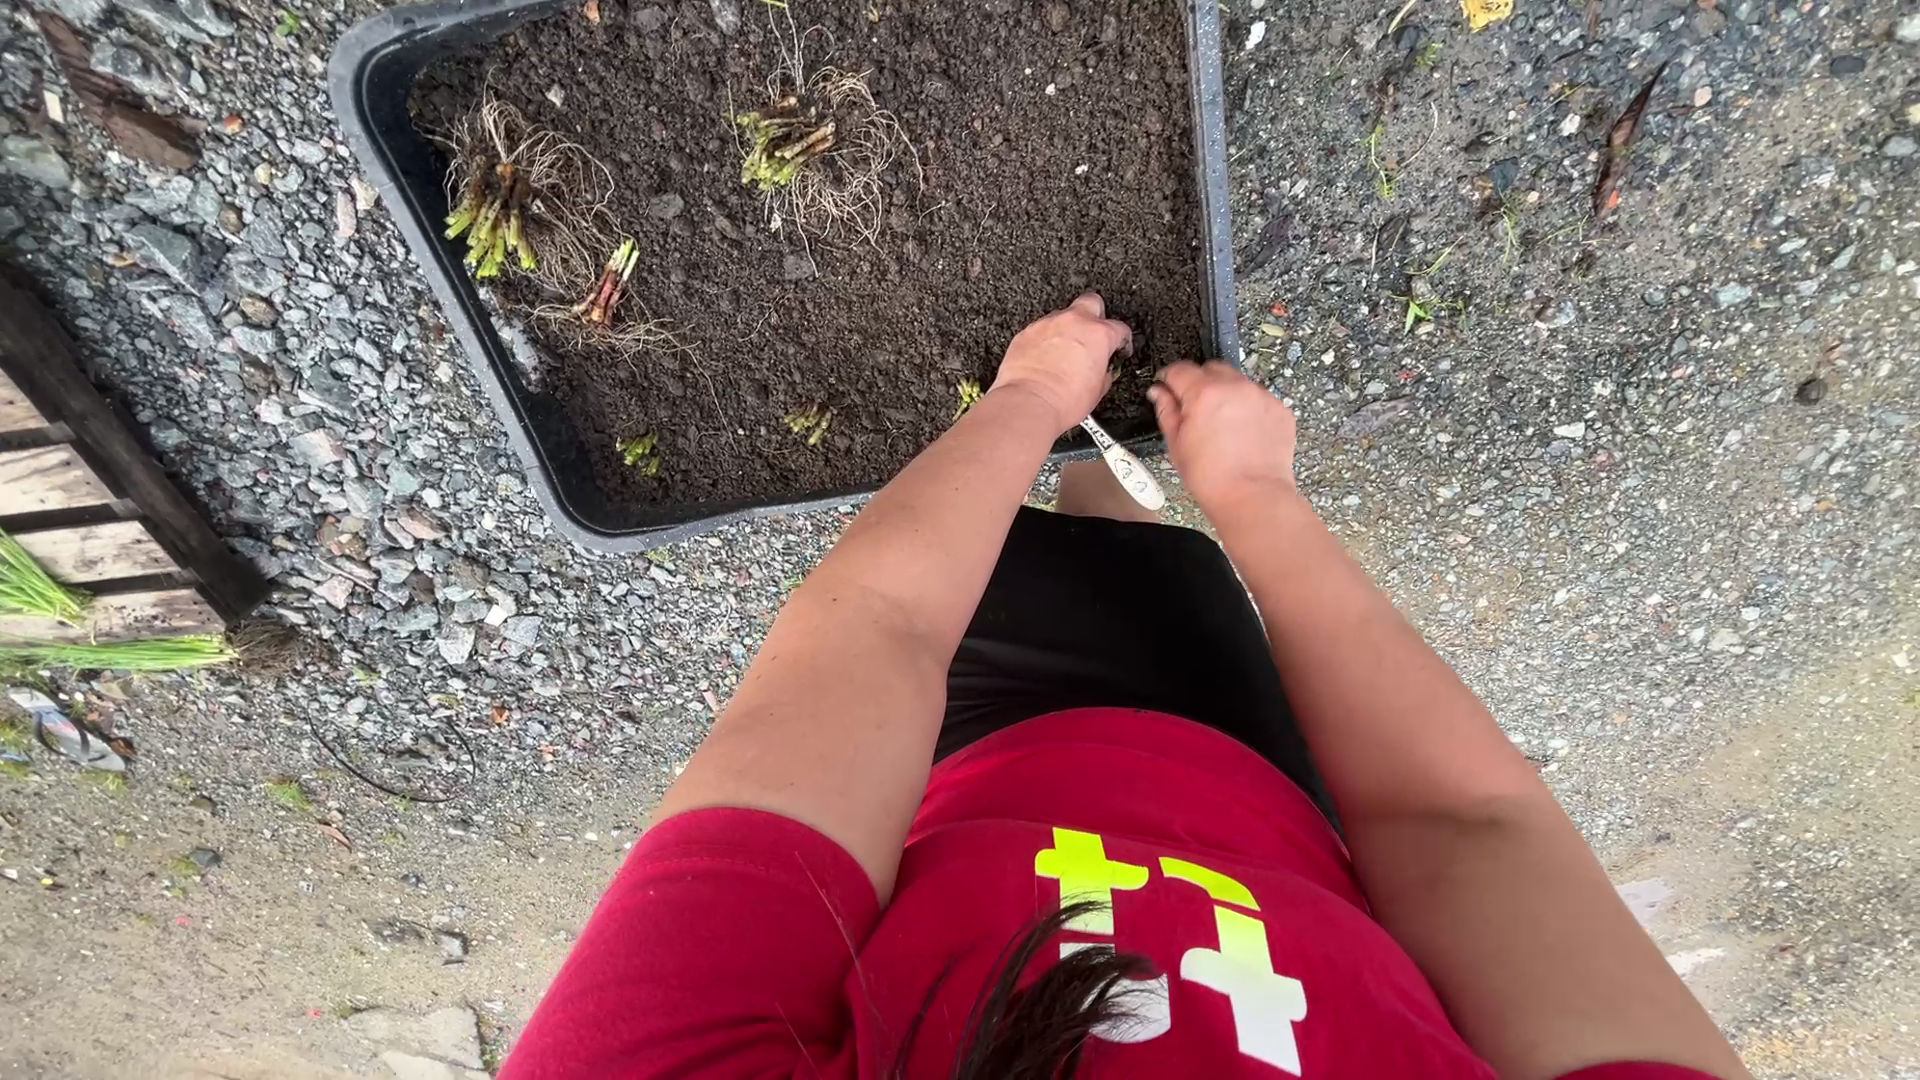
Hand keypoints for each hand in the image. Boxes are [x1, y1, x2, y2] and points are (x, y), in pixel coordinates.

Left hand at [990, 293, 1131, 433]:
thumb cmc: (1062, 400)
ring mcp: (1049, 324)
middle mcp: (1074, 322)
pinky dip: (1045, 341)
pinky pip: (1040, 330)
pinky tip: (1045, 359)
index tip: (1119, 349)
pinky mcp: (1027, 332)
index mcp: (1099, 334)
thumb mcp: (1097, 391)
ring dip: (1066, 330)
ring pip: (1063, 316)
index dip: (1122, 341)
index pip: (1120, 329)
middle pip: (1092, 302)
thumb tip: (1102, 371)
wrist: (1029, 403)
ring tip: (1064, 354)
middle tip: (1093, 336)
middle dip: (1096, 316)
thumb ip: (1104, 372)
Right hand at [1148, 361, 1297, 511]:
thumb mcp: (1176, 444)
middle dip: (1199, 382)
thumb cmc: (1211, 476)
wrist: (1252, 495)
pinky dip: (1248, 408)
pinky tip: (1241, 432)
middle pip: (1211, 368)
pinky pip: (1258, 398)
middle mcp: (1235, 387)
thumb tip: (1159, 392)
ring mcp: (1260, 396)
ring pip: (1237, 382)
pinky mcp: (1279, 409)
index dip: (1169, 377)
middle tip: (1194, 407)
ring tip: (1221, 424)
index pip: (1180, 369)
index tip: (1167, 385)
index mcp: (1204, 393)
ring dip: (1226, 394)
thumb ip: (1167, 411)